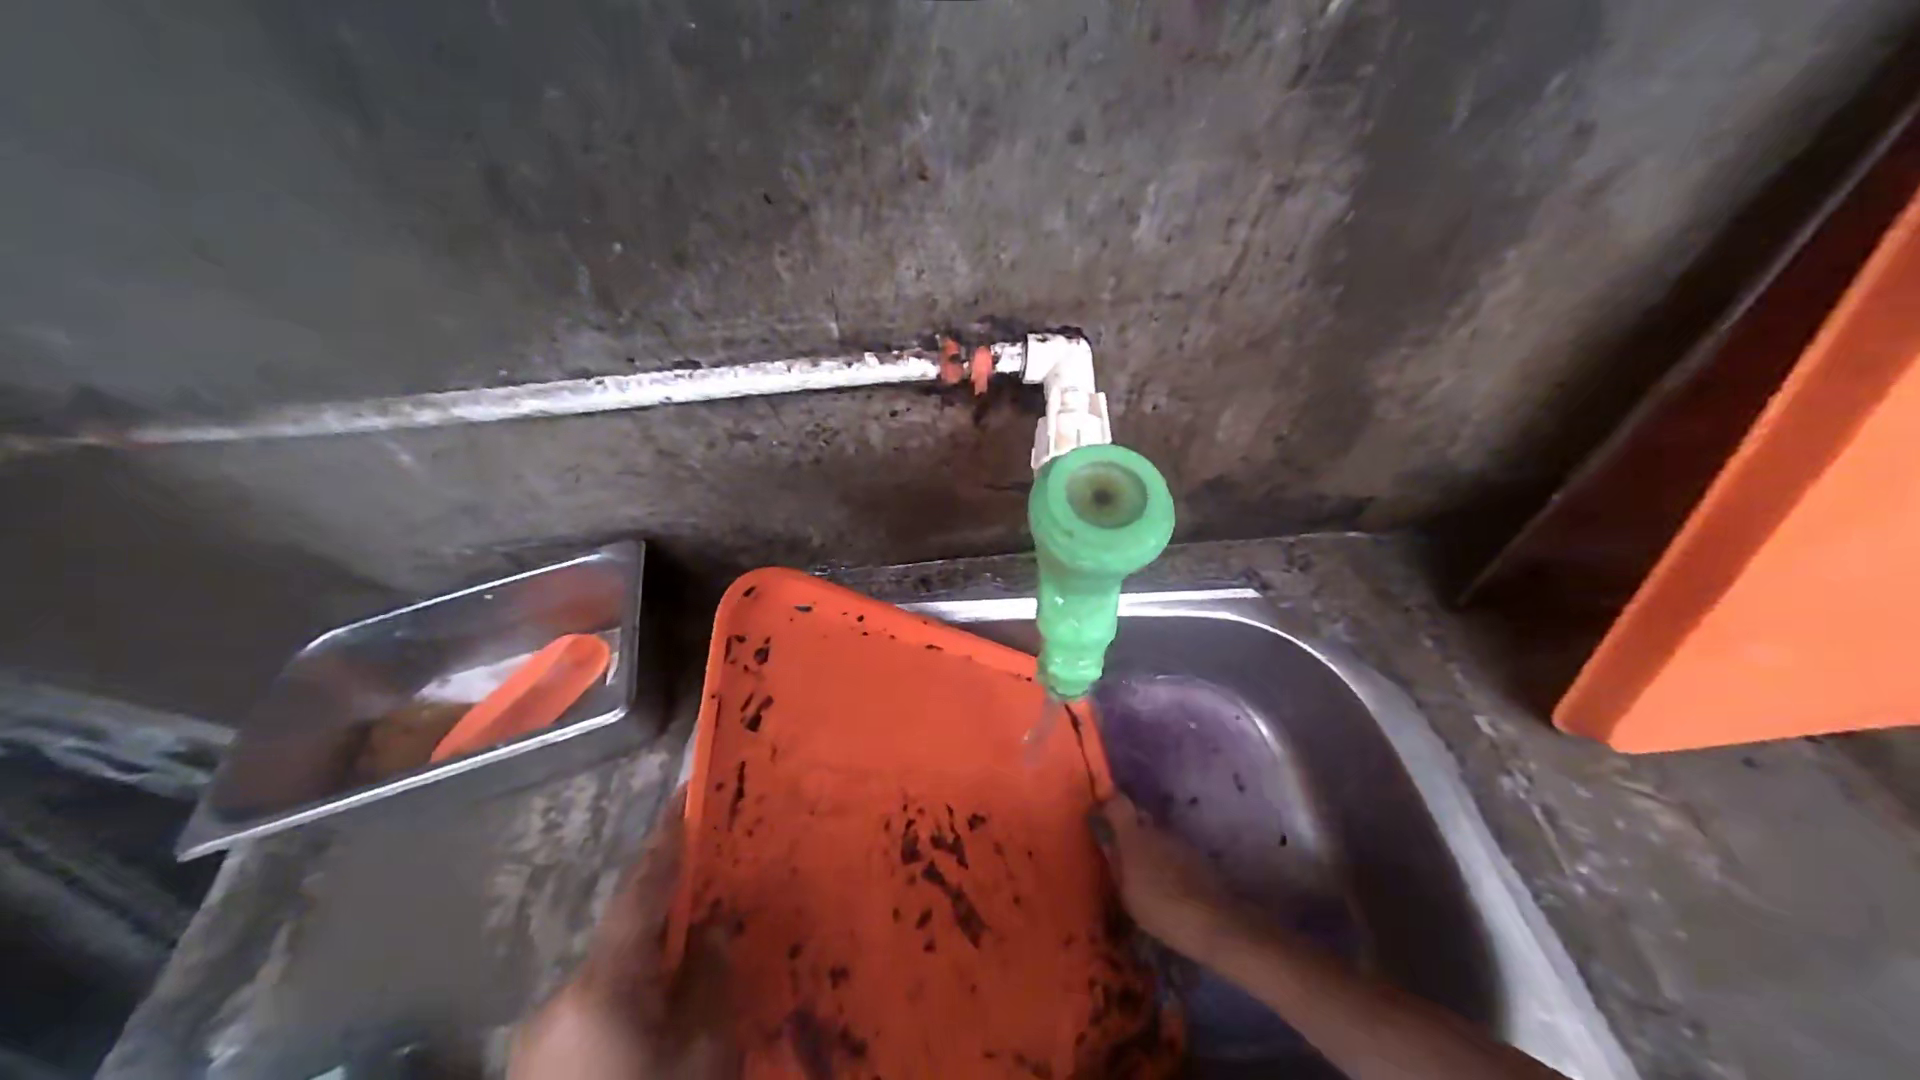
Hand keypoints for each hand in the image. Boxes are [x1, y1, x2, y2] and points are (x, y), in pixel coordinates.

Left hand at [509, 791, 738, 1079]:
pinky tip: (661, 1026)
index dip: (668, 837)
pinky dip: (633, 1004)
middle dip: (670, 916)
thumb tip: (713, 930)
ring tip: (697, 975)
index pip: (641, 889)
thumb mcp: (706, 1051)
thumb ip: (711, 975)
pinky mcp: (538, 1071)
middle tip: (716, 905)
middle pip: (626, 935)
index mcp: (601, 985)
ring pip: (613, 979)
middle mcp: (559, 1000)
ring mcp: (540, 1040)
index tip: (688, 792)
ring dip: (653, 967)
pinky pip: (597, 1015)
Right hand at [1089, 793, 1255, 964]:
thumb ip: (1115, 864)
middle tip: (1121, 853)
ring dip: (1149, 847)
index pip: (1117, 802)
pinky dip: (1166, 860)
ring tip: (1146, 875)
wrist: (1214, 921)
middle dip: (1129, 829)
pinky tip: (1167, 885)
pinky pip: (1173, 850)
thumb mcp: (1126, 894)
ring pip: (1157, 835)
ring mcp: (1179, 840)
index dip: (1107, 804)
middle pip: (1138, 817)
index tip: (1098, 815)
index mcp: (1134, 835)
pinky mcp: (1197, 855)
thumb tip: (1107, 844)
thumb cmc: (1160, 909)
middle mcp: (1157, 830)